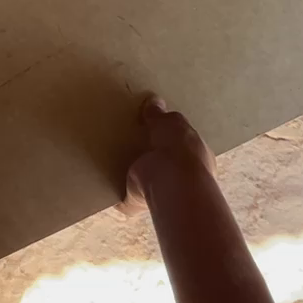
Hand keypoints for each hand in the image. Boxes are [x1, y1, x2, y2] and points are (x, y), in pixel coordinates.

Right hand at [118, 96, 213, 216]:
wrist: (170, 180)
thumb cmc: (178, 148)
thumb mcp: (171, 122)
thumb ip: (160, 115)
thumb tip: (154, 102)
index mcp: (195, 155)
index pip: (181, 144)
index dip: (169, 137)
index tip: (152, 130)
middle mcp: (181, 175)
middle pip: (164, 163)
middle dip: (151, 156)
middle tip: (132, 144)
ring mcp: (161, 190)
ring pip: (146, 181)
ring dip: (135, 176)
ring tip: (116, 162)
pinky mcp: (139, 201)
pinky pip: (126, 198)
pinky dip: (119, 195)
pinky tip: (108, 185)